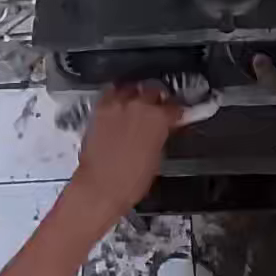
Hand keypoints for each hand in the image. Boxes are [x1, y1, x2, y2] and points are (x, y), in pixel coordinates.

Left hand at [70, 83, 179, 214]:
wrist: (100, 187)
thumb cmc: (129, 180)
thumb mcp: (157, 157)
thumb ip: (161, 136)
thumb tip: (162, 130)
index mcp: (158, 118)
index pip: (174, 107)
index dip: (177, 112)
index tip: (176, 115)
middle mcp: (137, 106)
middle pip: (153, 90)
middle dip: (158, 99)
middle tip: (159, 108)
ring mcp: (116, 106)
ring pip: (131, 88)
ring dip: (137, 94)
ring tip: (138, 103)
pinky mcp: (99, 110)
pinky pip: (110, 94)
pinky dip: (117, 97)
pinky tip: (119, 105)